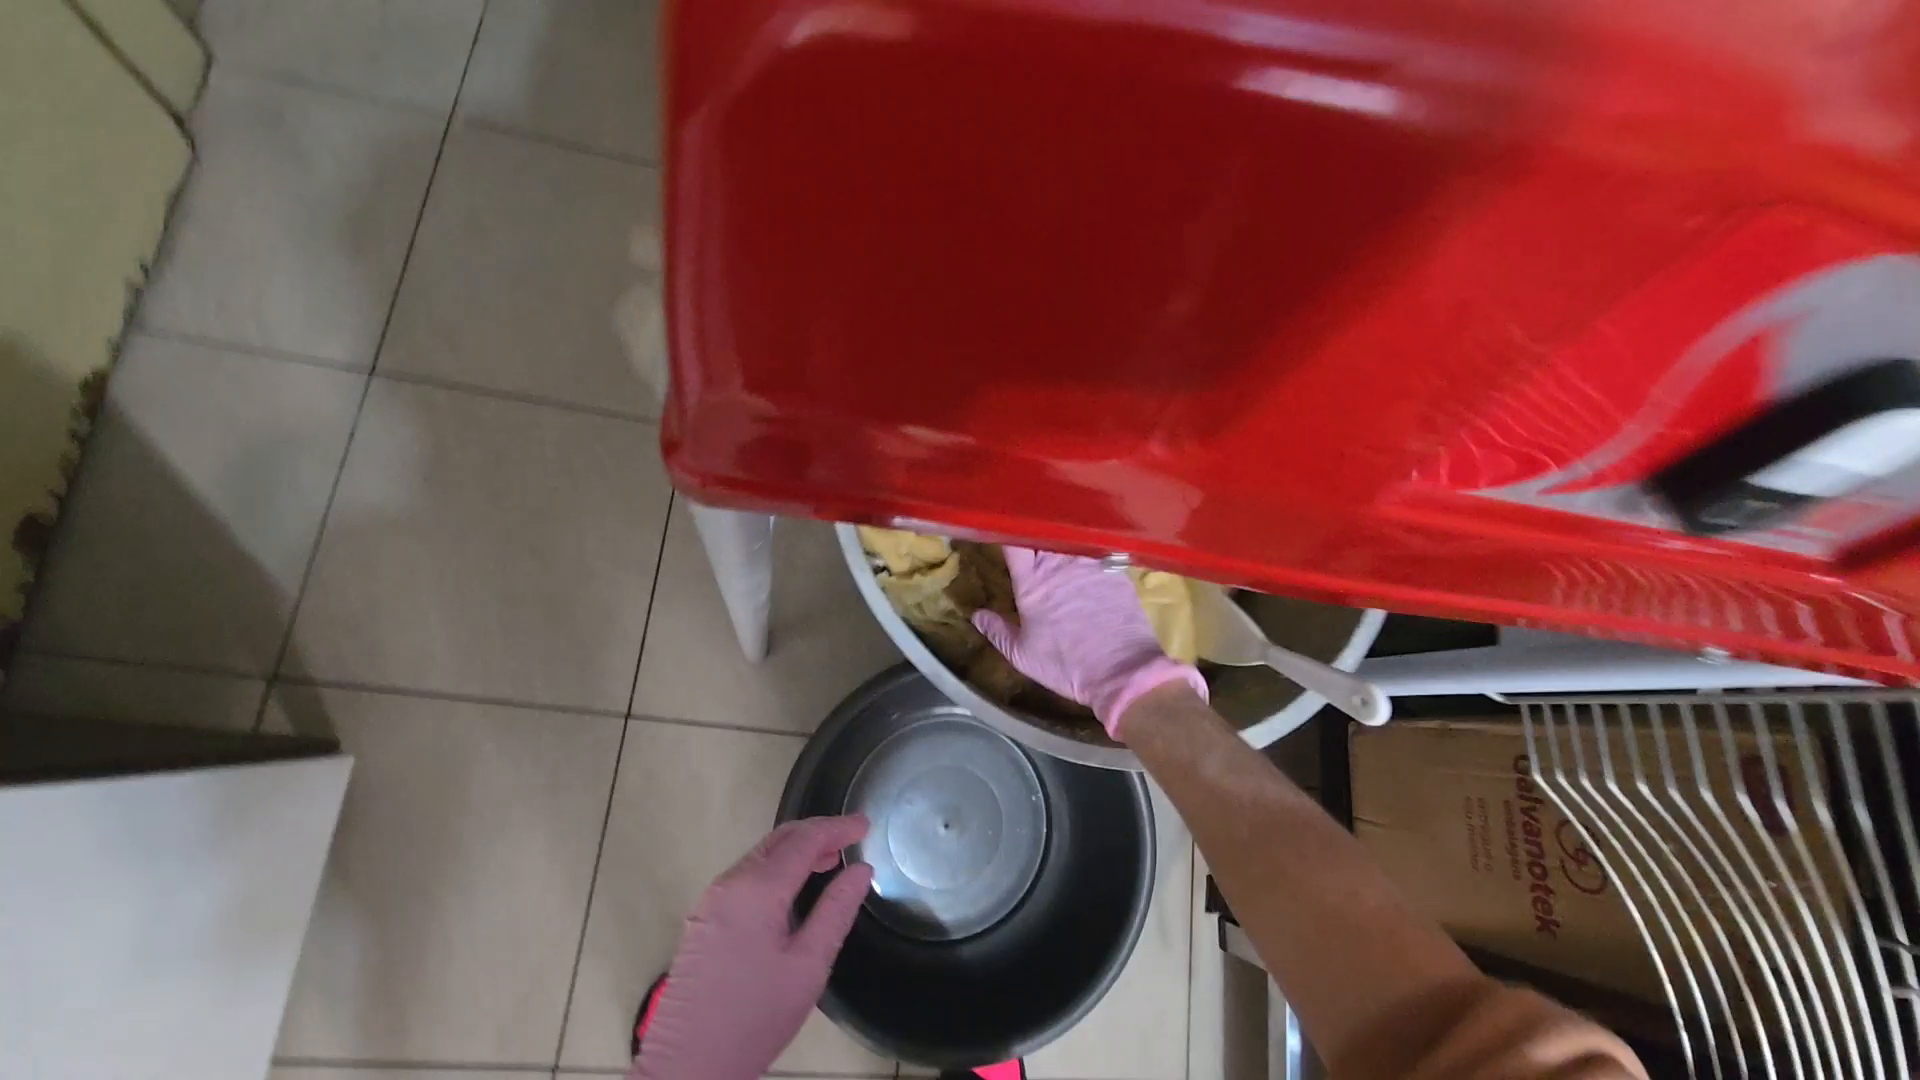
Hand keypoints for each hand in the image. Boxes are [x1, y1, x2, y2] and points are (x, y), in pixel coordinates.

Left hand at [633, 815, 875, 1079]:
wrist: (688, 1063)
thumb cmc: (755, 1016)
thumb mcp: (809, 966)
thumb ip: (836, 911)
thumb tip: (860, 871)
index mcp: (757, 889)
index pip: (804, 840)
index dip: (837, 827)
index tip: (866, 824)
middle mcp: (730, 883)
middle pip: (778, 840)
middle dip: (816, 832)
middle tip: (852, 837)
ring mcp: (712, 900)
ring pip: (760, 856)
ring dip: (796, 850)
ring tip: (830, 860)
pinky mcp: (704, 919)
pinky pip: (746, 876)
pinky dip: (776, 868)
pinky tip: (794, 888)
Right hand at [972, 547, 1206, 737]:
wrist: (1122, 671)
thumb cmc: (1067, 665)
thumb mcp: (1023, 655)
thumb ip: (997, 631)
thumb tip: (976, 614)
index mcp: (1032, 582)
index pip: (1012, 541)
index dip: (1005, 530)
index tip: (1000, 528)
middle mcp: (1059, 564)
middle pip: (1041, 531)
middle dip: (1032, 528)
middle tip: (1028, 531)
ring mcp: (1090, 562)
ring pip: (1070, 536)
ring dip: (1061, 534)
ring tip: (1057, 537)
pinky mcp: (1115, 568)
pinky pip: (1096, 547)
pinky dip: (1088, 546)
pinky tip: (1087, 552)